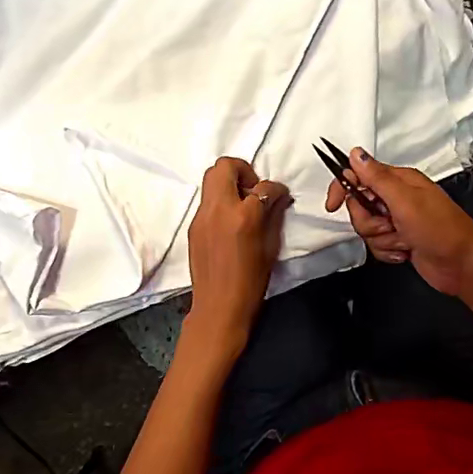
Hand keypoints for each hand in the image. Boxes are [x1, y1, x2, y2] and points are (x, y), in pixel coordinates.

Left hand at [187, 157, 290, 333]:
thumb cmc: (251, 282)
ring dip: (229, 185)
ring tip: (242, 206)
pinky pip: (206, 202)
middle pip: (225, 166)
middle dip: (243, 171)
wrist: (219, 306)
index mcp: (244, 216)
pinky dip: (220, 203)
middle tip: (253, 191)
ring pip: (211, 180)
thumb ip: (274, 215)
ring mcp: (201, 217)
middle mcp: (219, 210)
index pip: (264, 186)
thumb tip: (278, 197)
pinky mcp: (193, 226)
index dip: (276, 189)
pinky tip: (230, 223)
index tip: (279, 196)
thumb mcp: (271, 247)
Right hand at [324, 148, 472, 296]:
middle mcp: (397, 198)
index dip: (343, 188)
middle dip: (368, 221)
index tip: (333, 205)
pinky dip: (388, 251)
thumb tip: (356, 153)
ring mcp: (398, 221)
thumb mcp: (405, 200)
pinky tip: (406, 251)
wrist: (463, 267)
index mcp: (399, 181)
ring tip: (403, 240)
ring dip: (381, 238)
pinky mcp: (399, 240)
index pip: (359, 176)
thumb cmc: (441, 230)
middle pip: (359, 206)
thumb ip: (377, 177)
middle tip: (388, 224)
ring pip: (366, 228)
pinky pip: (376, 245)